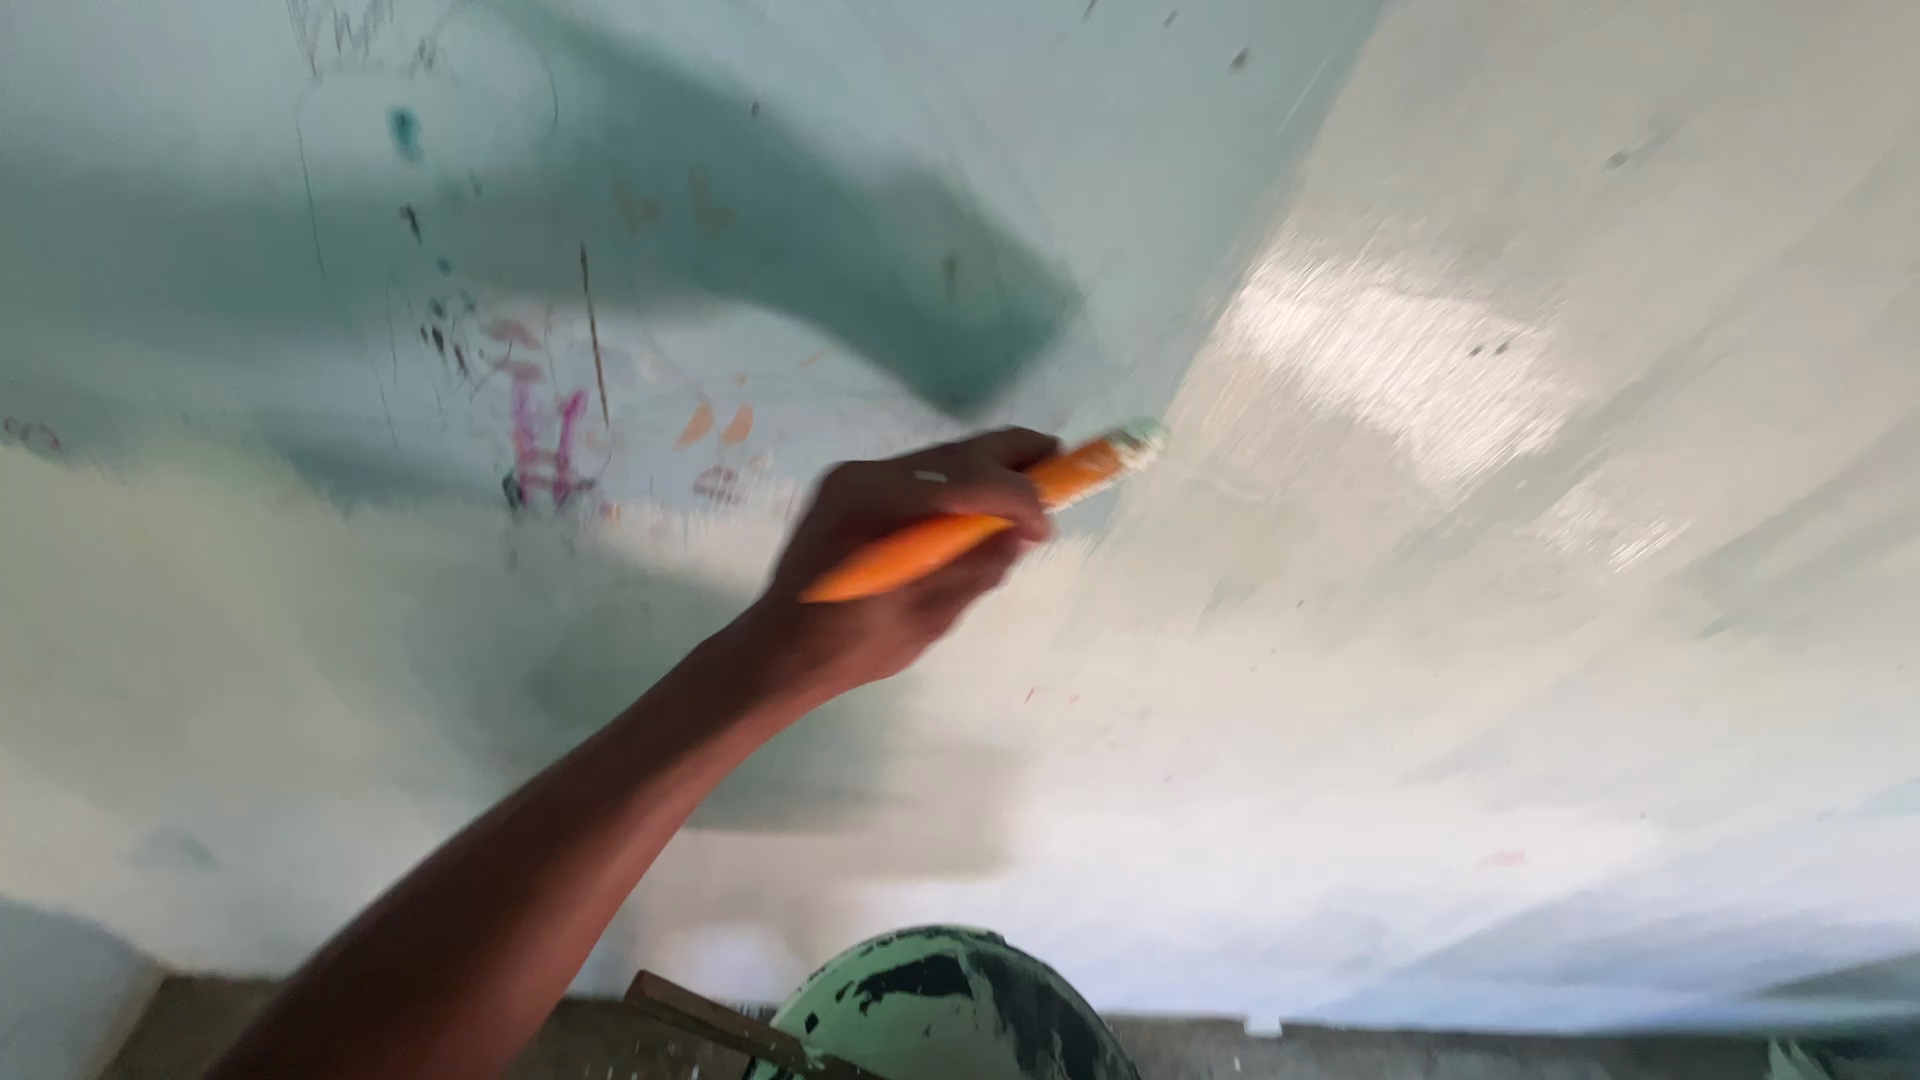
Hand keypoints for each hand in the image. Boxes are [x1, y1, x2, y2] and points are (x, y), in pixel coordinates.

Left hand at [730, 427, 1059, 705]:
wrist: (778, 650)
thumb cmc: (849, 647)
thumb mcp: (927, 616)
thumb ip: (976, 568)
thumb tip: (1023, 532)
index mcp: (879, 504)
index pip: (970, 479)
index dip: (1022, 495)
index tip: (1049, 524)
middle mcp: (864, 474)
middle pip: (960, 451)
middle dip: (1017, 459)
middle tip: (1062, 472)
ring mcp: (853, 476)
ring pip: (942, 459)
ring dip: (988, 472)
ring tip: (1025, 496)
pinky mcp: (849, 487)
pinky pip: (919, 476)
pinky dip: (956, 487)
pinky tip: (974, 511)